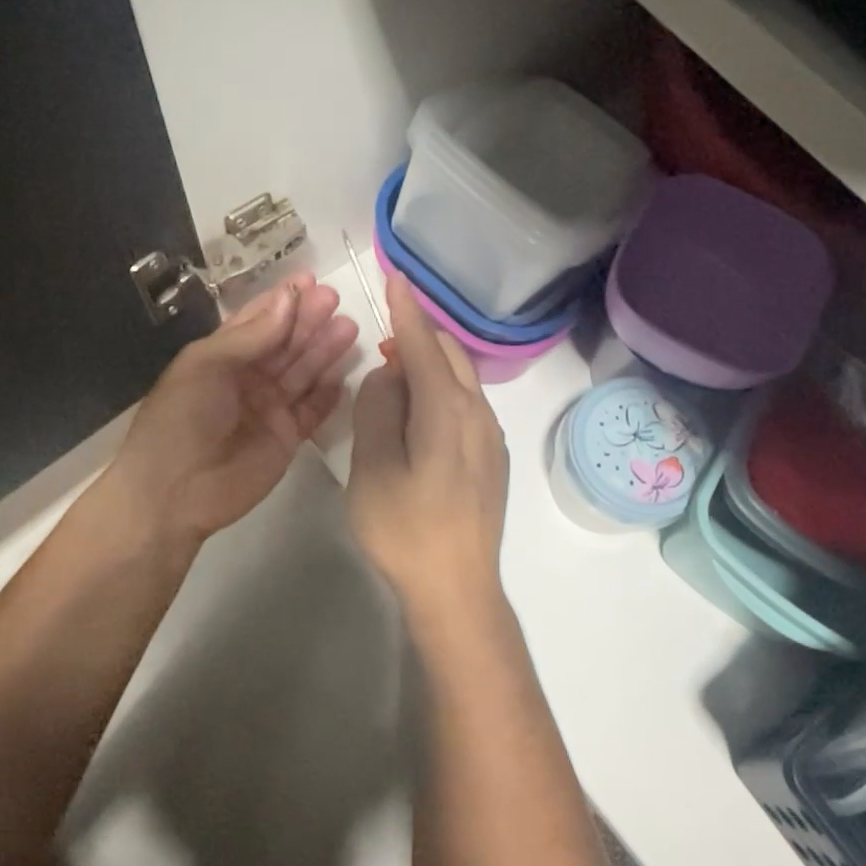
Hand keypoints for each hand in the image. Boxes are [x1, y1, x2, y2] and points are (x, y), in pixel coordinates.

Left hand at [110, 273, 357, 542]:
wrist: (173, 492)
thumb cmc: (180, 420)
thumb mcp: (206, 366)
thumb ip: (252, 336)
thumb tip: (289, 300)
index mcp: (220, 357)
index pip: (257, 322)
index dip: (282, 302)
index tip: (310, 281)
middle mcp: (247, 379)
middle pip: (285, 344)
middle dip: (309, 322)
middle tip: (335, 301)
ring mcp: (269, 409)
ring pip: (303, 373)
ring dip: (324, 351)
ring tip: (348, 329)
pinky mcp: (287, 438)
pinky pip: (313, 411)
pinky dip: (329, 394)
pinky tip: (344, 374)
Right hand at [348, 273, 508, 611]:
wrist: (458, 589)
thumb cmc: (405, 530)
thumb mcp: (373, 467)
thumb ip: (377, 409)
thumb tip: (389, 376)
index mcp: (447, 408)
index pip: (423, 344)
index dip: (406, 310)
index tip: (395, 276)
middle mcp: (478, 413)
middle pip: (449, 356)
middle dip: (417, 338)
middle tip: (383, 341)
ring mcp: (491, 438)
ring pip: (461, 382)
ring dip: (430, 368)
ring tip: (394, 379)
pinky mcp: (492, 461)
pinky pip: (466, 407)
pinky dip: (441, 394)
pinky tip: (419, 417)